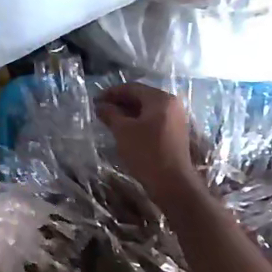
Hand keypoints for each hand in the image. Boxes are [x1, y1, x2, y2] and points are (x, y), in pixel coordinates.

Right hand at [95, 83, 202, 200]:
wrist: (172, 183)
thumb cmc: (146, 152)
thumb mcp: (123, 131)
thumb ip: (110, 114)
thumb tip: (100, 105)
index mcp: (161, 99)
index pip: (132, 88)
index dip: (112, 92)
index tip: (95, 100)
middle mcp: (172, 104)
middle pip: (141, 97)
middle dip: (120, 102)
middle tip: (101, 110)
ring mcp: (176, 119)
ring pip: (147, 110)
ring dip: (128, 113)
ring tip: (110, 120)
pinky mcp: (175, 133)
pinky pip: (154, 120)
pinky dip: (138, 121)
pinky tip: (125, 130)